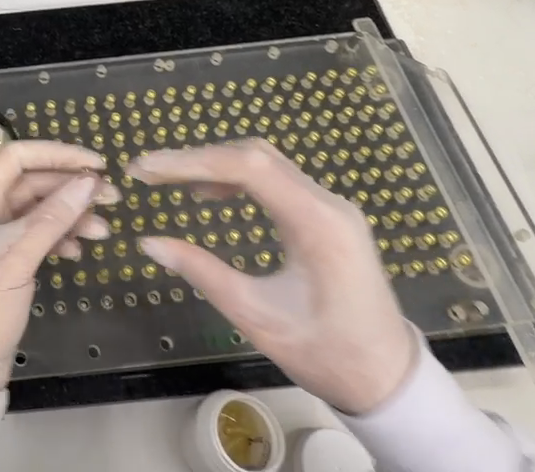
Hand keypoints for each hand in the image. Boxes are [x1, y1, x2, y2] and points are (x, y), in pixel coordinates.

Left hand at [0, 141, 117, 391]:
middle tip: (112, 197)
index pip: (17, 158)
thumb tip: (89, 182)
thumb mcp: (15, 257)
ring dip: (71, 216)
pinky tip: (78, 250)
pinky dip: (60, 239)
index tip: (96, 163)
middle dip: (71, 188)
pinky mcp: (5, 262)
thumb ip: (53, 217)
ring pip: (38, 211)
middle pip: (31, 184)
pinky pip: (37, 236)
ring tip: (104, 231)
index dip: (57, 155)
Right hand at [130, 140, 416, 413]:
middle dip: (196, 158)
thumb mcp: (257, 316)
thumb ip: (202, 273)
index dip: (190, 160)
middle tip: (149, 172)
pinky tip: (210, 194)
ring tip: (170, 180)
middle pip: (254, 155)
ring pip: (264, 162)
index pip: (247, 167)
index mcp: (316, 222)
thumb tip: (149, 243)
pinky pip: (276, 179)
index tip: (146, 169)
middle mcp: (327, 202)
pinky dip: (237, 178)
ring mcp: (330, 205)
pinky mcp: (326, 215)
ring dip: (215, 164)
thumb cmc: (326, 353)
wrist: (388, 379)